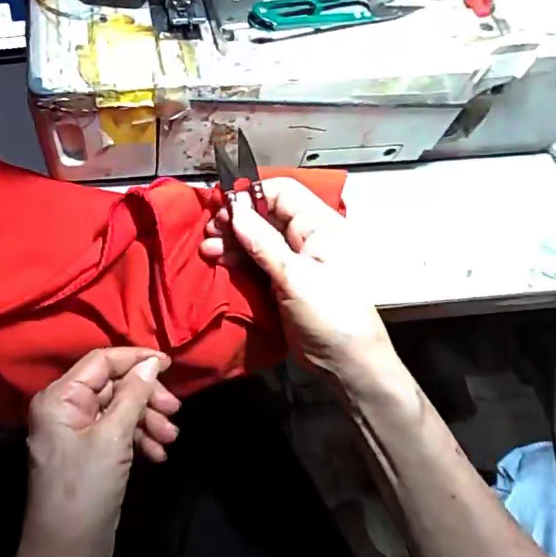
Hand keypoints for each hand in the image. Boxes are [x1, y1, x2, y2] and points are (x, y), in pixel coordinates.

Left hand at [13, 348, 179, 556]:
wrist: (66, 554)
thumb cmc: (85, 491)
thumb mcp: (112, 439)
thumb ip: (132, 397)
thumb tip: (151, 364)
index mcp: (59, 397)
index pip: (100, 361)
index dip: (135, 359)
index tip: (170, 365)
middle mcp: (64, 407)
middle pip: (112, 384)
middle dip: (145, 396)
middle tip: (174, 412)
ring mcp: (76, 431)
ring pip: (119, 409)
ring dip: (147, 419)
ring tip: (170, 439)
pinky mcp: (90, 452)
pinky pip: (118, 432)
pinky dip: (139, 438)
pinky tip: (158, 453)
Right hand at [200, 178, 407, 399]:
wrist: (347, 364)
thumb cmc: (331, 316)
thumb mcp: (294, 277)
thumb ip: (262, 242)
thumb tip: (235, 209)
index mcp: (320, 226)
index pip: (281, 192)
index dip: (251, 195)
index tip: (223, 208)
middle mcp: (307, 238)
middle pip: (265, 213)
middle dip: (235, 219)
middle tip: (210, 230)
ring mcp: (294, 260)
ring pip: (256, 237)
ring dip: (231, 240)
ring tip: (208, 249)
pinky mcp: (282, 280)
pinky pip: (255, 260)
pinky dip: (236, 258)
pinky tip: (217, 259)